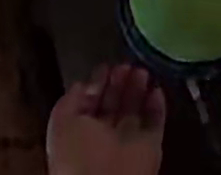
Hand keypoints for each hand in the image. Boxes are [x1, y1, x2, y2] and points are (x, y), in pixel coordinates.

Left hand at [46, 64, 166, 174]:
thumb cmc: (78, 156)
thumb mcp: (62, 125)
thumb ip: (69, 102)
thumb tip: (82, 84)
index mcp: (79, 137)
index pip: (89, 106)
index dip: (97, 85)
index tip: (106, 66)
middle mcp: (104, 139)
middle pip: (114, 105)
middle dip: (119, 83)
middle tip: (126, 65)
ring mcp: (129, 142)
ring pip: (136, 110)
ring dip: (139, 88)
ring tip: (141, 70)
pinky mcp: (151, 145)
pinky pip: (156, 121)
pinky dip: (158, 104)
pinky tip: (156, 88)